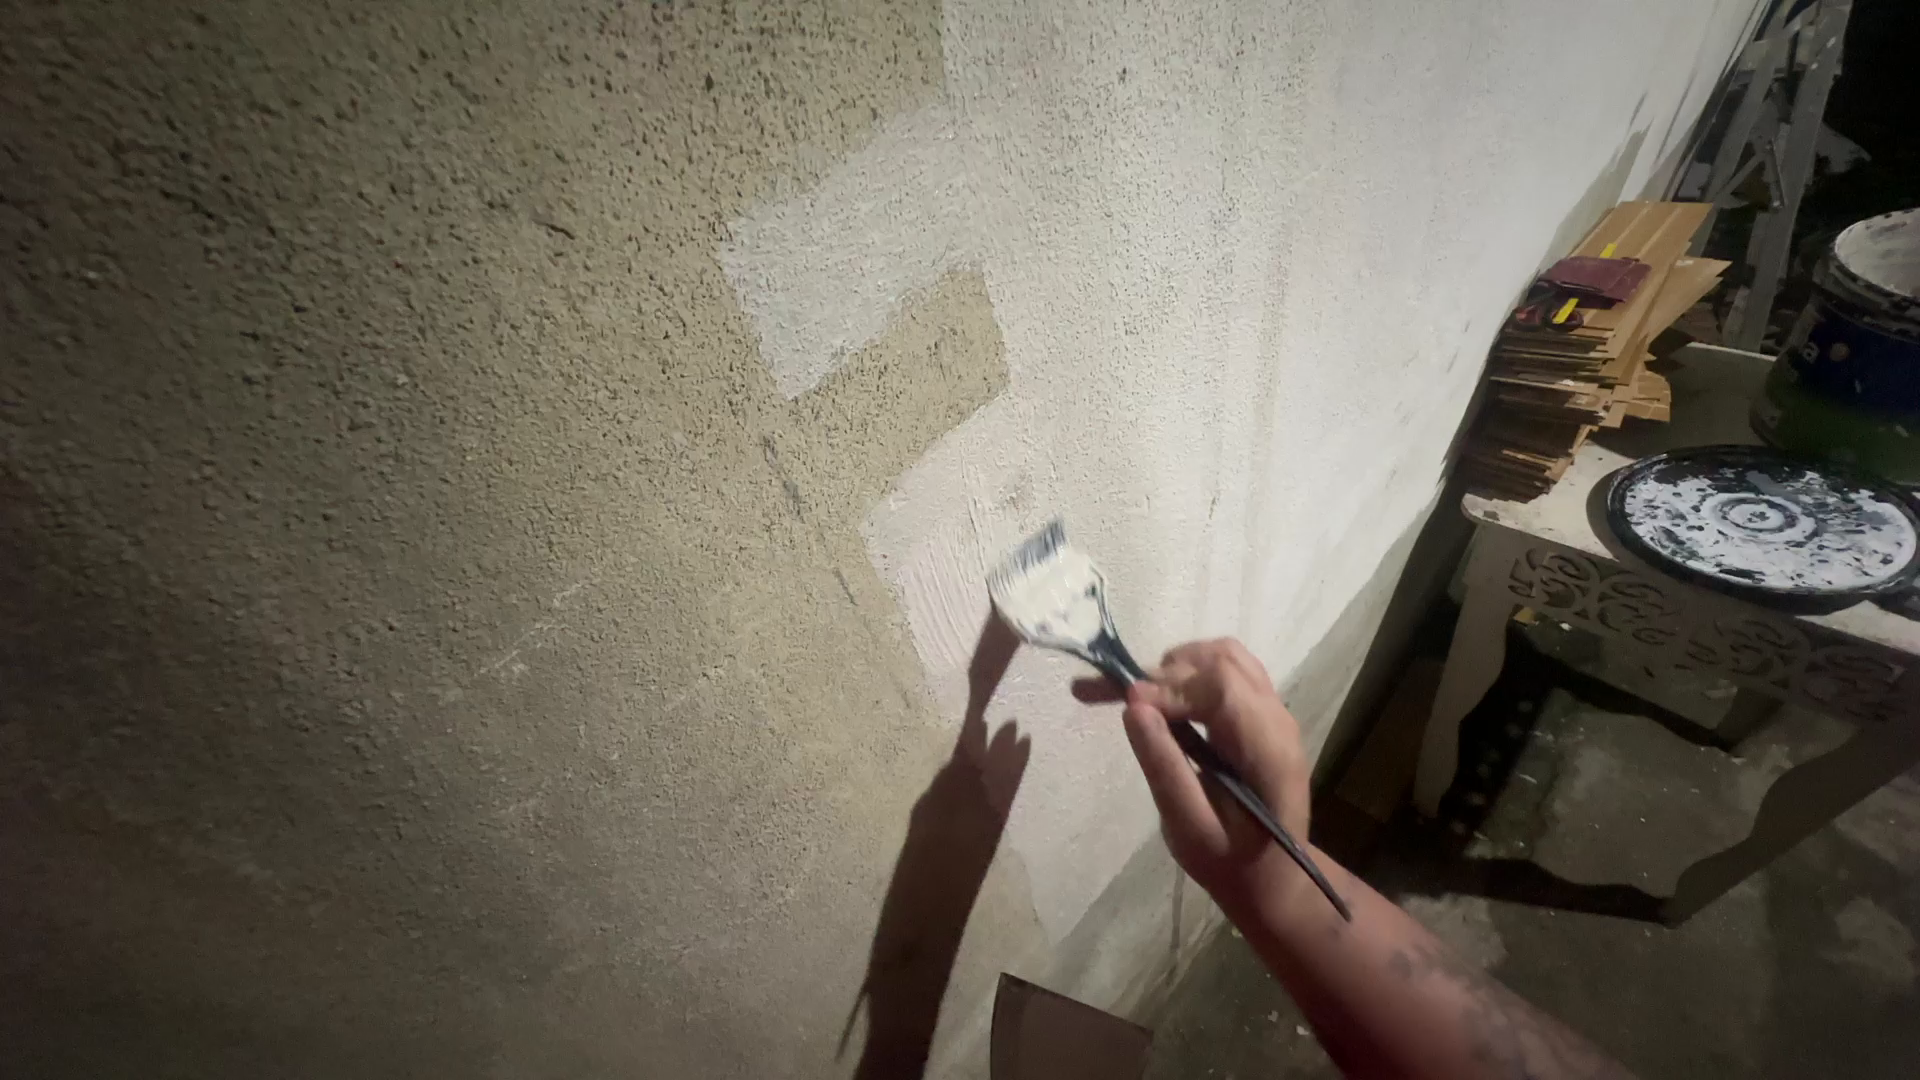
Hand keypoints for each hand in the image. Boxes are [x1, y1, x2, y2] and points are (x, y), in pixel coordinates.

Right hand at [1081, 638, 1310, 910]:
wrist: (1272, 877)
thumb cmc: (1229, 861)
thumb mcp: (1189, 828)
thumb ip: (1164, 767)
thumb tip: (1132, 707)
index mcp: (1267, 750)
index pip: (1221, 688)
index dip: (1170, 686)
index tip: (1125, 704)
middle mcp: (1276, 719)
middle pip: (1221, 662)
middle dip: (1162, 673)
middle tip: (1107, 695)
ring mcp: (1273, 711)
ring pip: (1224, 656)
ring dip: (1176, 667)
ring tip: (1137, 697)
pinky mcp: (1259, 711)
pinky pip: (1226, 668)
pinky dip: (1188, 671)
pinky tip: (1162, 696)